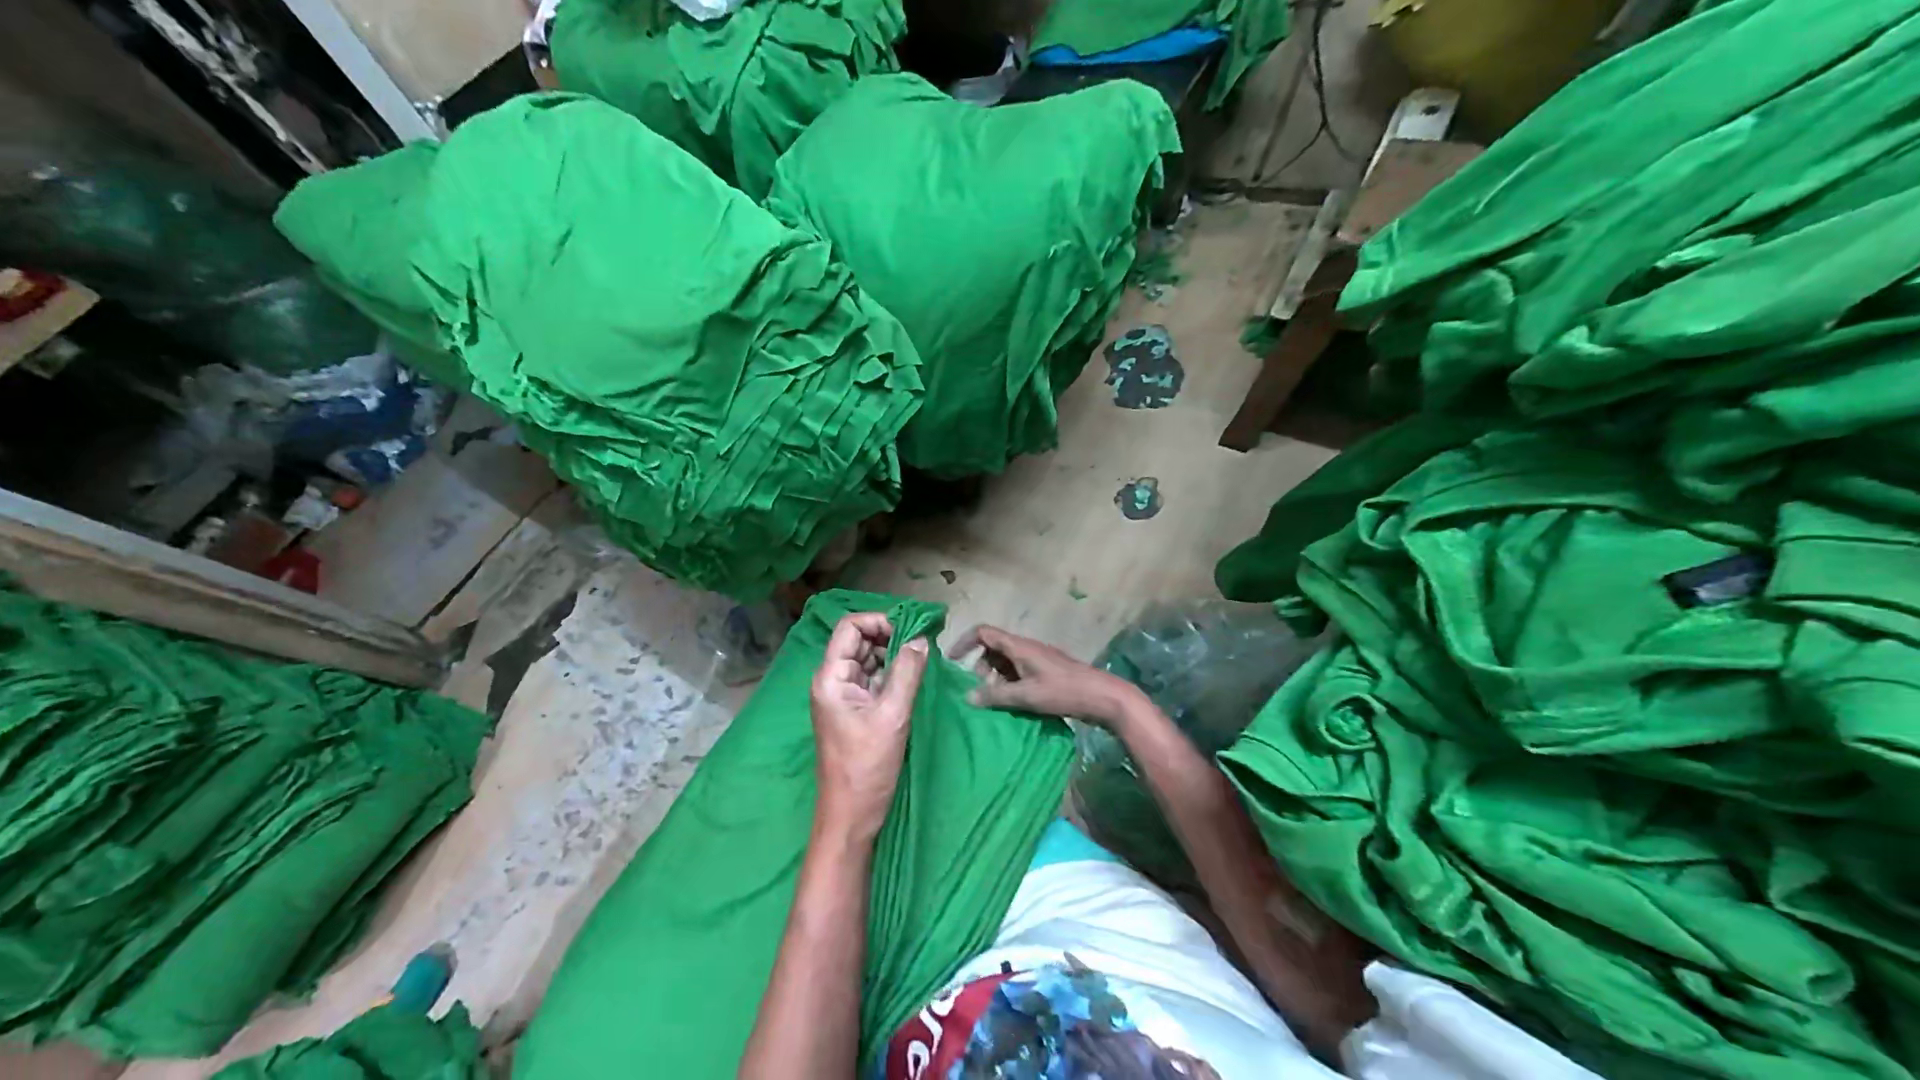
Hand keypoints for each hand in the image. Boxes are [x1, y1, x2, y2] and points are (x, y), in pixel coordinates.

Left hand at [810, 613, 929, 839]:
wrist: (851, 816)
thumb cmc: (867, 767)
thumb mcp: (892, 716)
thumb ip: (907, 672)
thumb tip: (920, 638)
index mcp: (831, 678)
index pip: (850, 628)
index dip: (879, 622)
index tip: (910, 631)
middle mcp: (832, 681)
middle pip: (858, 641)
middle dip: (889, 637)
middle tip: (922, 645)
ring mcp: (843, 697)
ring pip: (867, 660)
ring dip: (892, 655)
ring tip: (921, 660)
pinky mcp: (854, 711)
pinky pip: (872, 680)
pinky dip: (891, 674)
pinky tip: (912, 679)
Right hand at [947, 625, 1146, 728]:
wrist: (1103, 696)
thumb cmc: (1063, 691)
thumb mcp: (1026, 695)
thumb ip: (996, 695)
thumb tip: (967, 696)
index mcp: (1019, 646)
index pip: (983, 632)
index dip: (964, 643)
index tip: (952, 662)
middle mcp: (1026, 648)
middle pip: (993, 647)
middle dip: (980, 665)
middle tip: (980, 689)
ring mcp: (1038, 659)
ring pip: (1006, 661)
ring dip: (996, 676)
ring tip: (996, 699)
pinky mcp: (1047, 672)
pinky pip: (1019, 671)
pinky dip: (1010, 682)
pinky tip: (1013, 702)